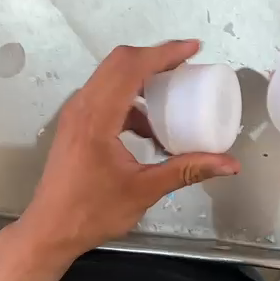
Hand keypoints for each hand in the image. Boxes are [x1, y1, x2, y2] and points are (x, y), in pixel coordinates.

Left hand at [17, 41, 240, 259]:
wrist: (50, 230)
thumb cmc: (92, 211)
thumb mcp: (145, 190)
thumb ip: (187, 171)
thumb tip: (228, 164)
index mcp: (97, 117)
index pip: (131, 67)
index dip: (164, 54)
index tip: (193, 50)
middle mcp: (82, 106)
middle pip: (119, 62)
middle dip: (155, 59)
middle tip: (186, 66)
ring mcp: (75, 114)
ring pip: (110, 77)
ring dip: (141, 78)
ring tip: (172, 93)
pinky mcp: (75, 125)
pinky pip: (104, 96)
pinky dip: (130, 99)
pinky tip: (149, 127)